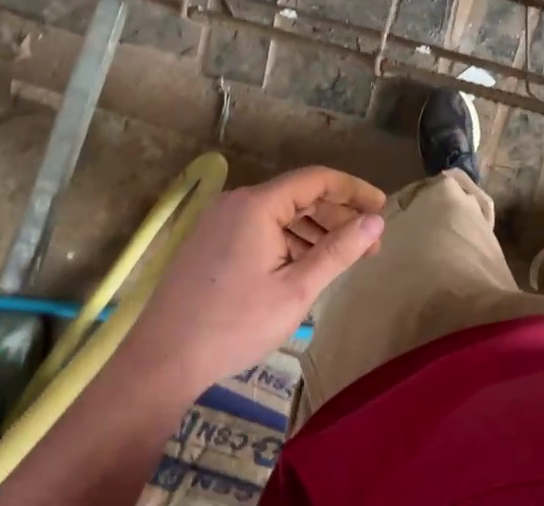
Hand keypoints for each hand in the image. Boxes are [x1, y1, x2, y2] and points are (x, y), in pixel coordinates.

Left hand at [128, 166, 386, 380]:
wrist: (160, 363)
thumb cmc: (233, 326)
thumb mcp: (296, 291)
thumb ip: (339, 251)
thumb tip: (376, 221)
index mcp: (257, 205)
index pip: (317, 179)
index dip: (354, 190)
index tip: (383, 208)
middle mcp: (236, 203)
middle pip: (298, 196)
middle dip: (337, 216)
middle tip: (369, 245)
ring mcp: (218, 223)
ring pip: (279, 215)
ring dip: (314, 232)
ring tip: (342, 259)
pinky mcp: (209, 244)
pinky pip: (259, 230)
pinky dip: (288, 242)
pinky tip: (305, 268)